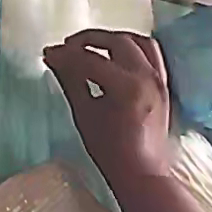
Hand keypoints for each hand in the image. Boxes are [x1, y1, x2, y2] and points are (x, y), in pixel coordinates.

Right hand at [43, 29, 177, 182]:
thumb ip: (70, 80)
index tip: (48, 52)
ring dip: (113, 38)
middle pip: (116, 42)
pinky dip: (133, 47)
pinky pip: (152, 53)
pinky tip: (116, 54)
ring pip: (138, 42)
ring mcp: (159, 79)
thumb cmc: (108, 148)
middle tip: (67, 46)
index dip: (65, 54)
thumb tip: (53, 57)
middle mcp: (147, 77)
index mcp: (126, 87)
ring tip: (93, 46)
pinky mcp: (164, 84)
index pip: (90, 60)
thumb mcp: (84, 113)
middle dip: (88, 40)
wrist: (142, 172)